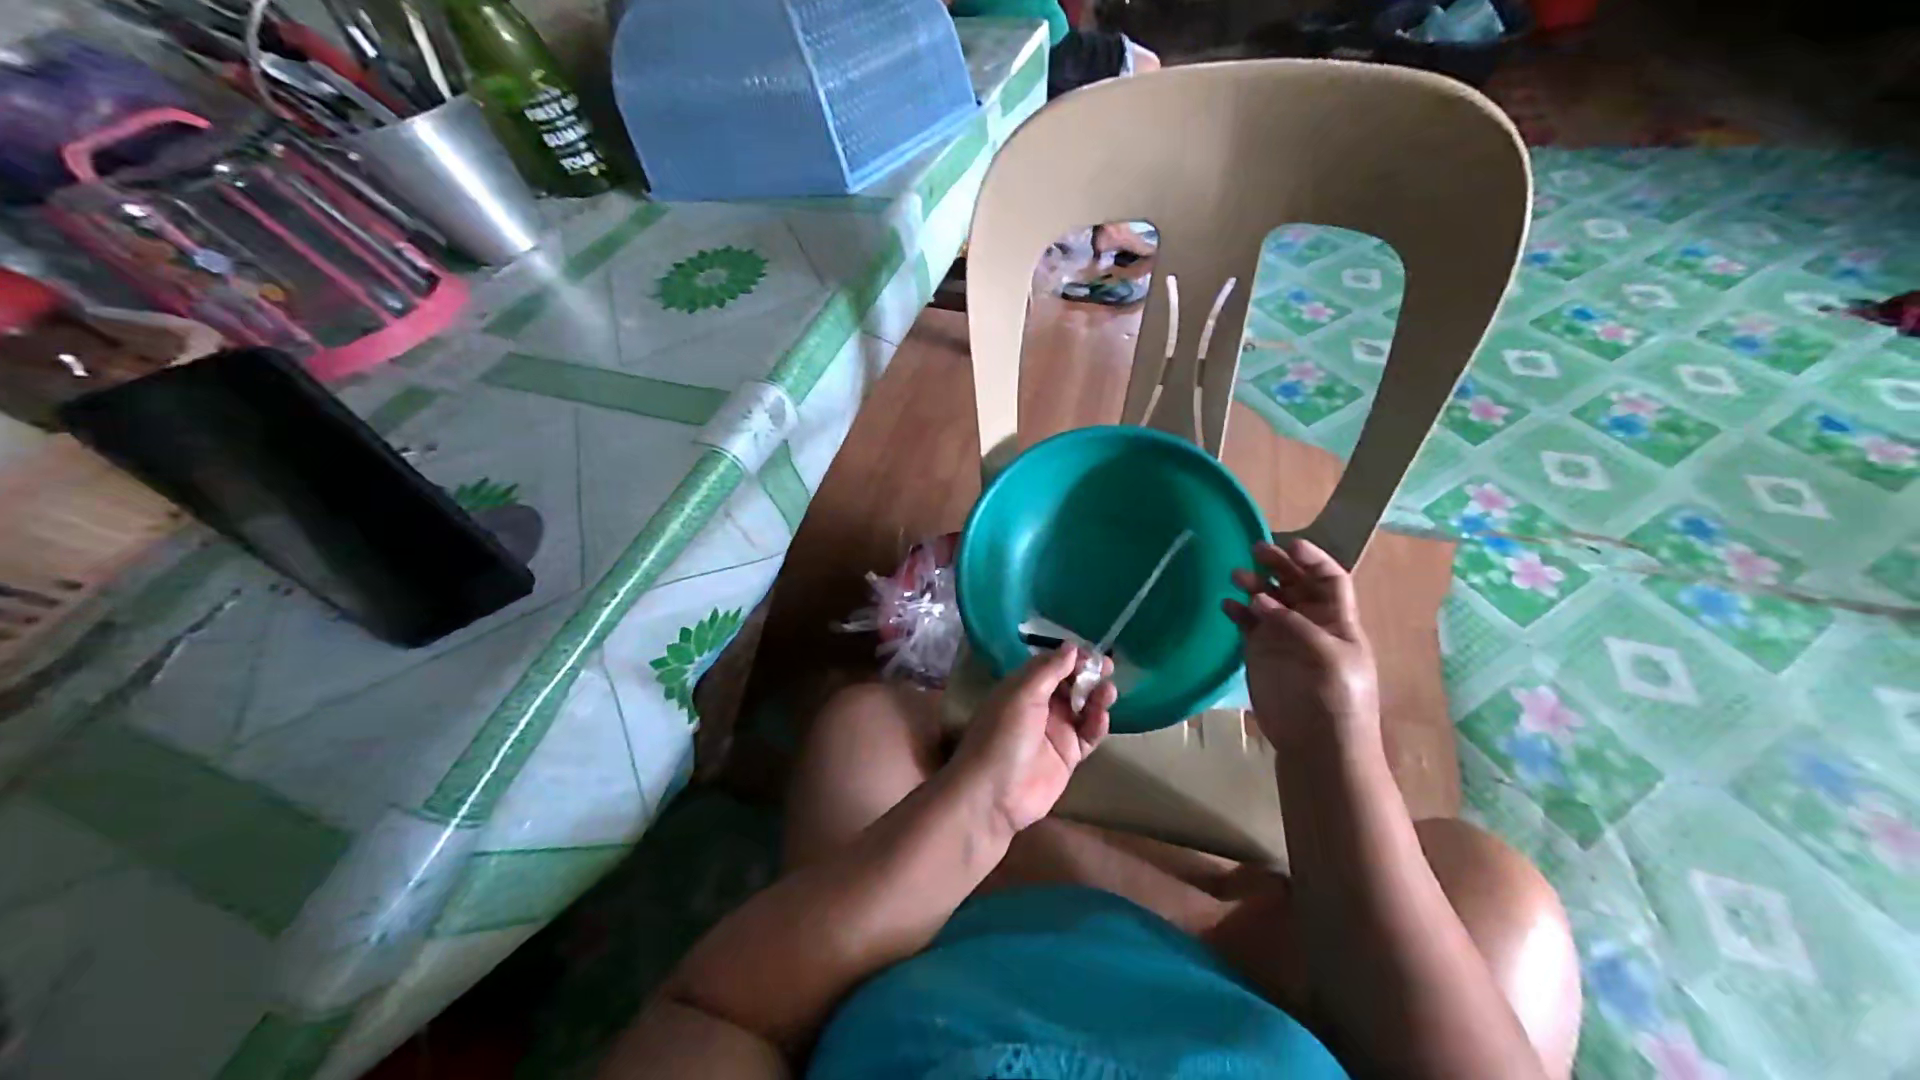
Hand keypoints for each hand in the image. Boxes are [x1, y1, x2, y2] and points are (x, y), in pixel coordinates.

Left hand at [949, 645, 1114, 835]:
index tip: (1090, 652)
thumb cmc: (1003, 736)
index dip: (1071, 656)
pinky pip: (1089, 733)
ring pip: (1083, 707)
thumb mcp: (1021, 695)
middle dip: (1088, 673)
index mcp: (1022, 687)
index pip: (1050, 664)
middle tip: (1107, 666)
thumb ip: (1048, 670)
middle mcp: (1039, 706)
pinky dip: (1097, 723)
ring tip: (1108, 690)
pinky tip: (1102, 716)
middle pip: (1070, 683)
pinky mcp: (1068, 755)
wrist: (994, 795)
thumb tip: (1071, 646)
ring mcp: (1055, 731)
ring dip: (1096, 696)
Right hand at [1223, 539, 1379, 748]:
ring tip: (1236, 576)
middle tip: (1255, 550)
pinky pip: (1246, 622)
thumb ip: (1294, 624)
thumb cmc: (1335, 697)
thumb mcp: (1327, 655)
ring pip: (1267, 599)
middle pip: (1294, 583)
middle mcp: (1309, 621)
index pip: (1328, 579)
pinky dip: (1236, 611)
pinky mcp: (1259, 650)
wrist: (1317, 741)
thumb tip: (1258, 598)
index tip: (1289, 545)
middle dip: (1278, 564)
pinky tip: (1226, 604)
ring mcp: (1282, 635)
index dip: (1313, 560)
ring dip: (1253, 584)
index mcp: (1337, 619)